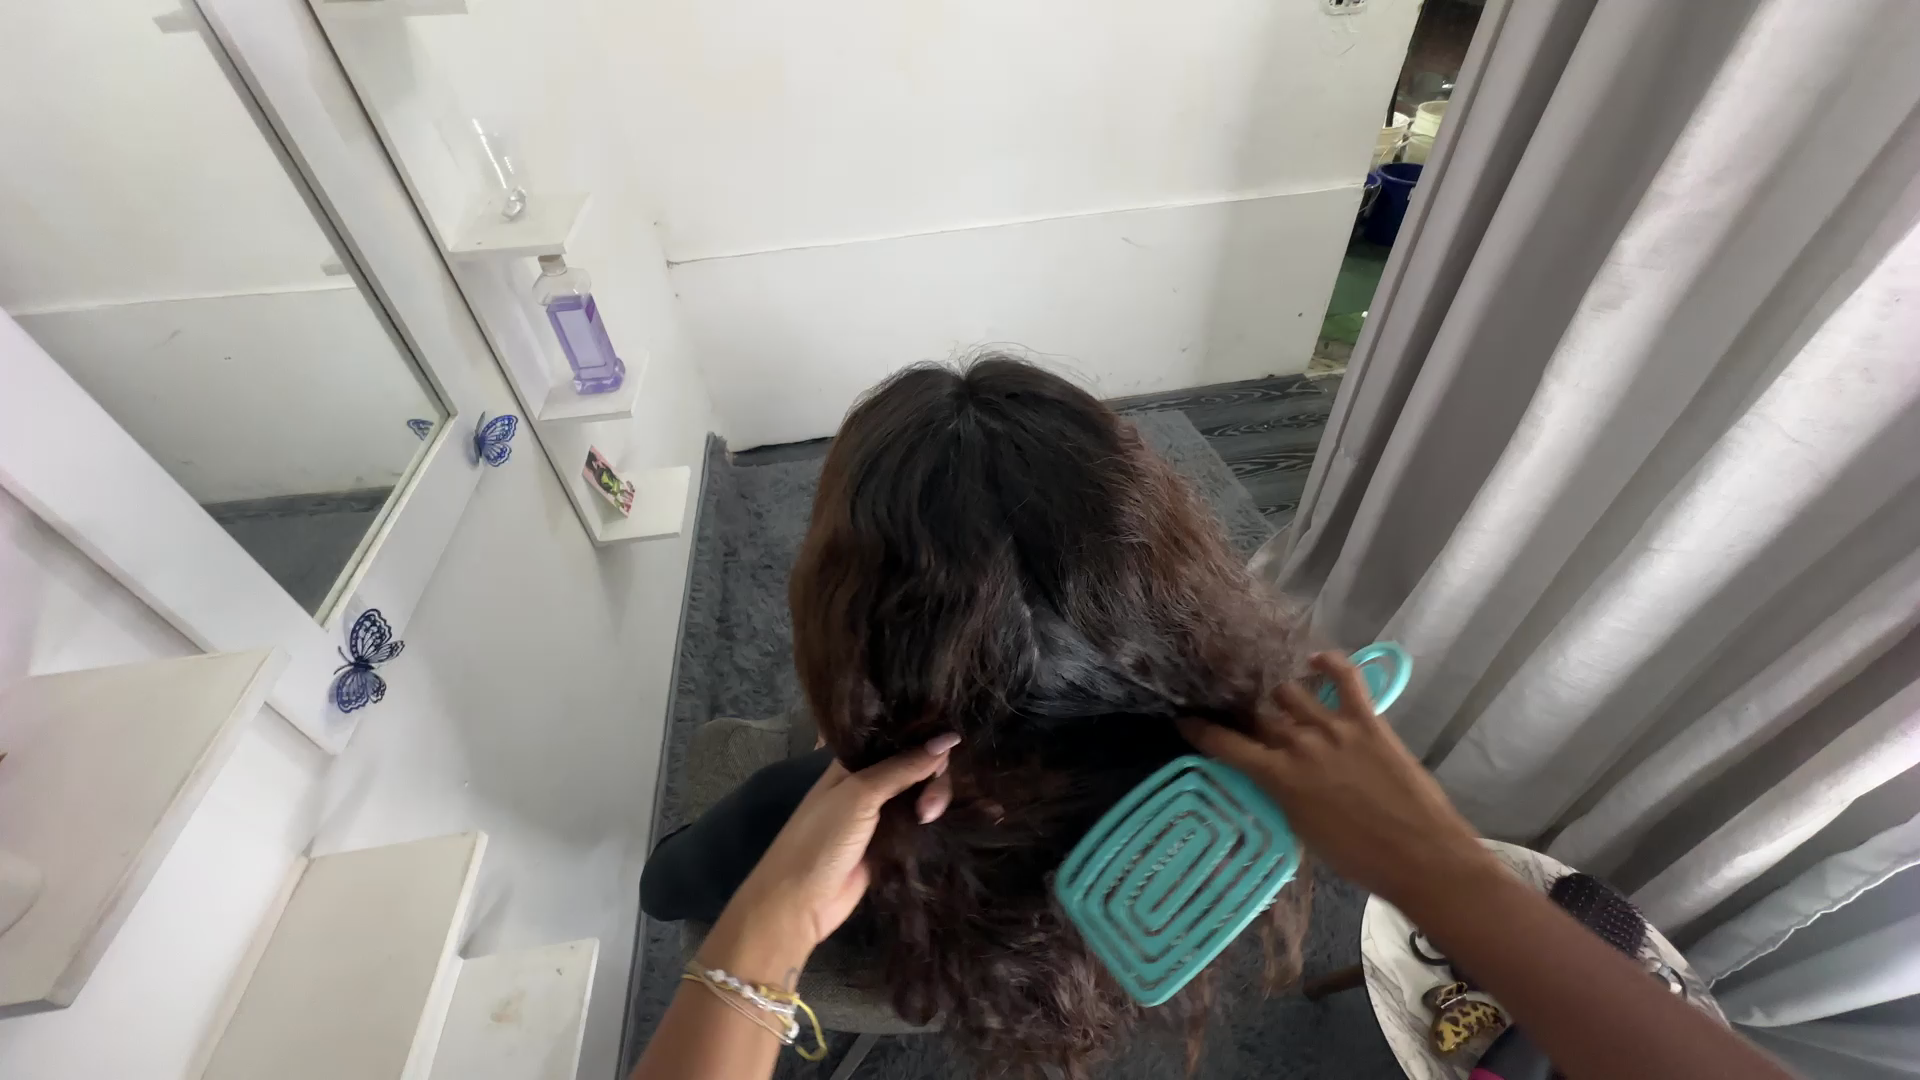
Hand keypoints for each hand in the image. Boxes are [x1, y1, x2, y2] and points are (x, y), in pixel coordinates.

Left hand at [697, 734, 959, 984]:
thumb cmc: (821, 840)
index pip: (896, 738)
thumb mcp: (860, 794)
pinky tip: (936, 821)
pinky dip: (929, 819)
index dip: (923, 739)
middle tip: (931, 804)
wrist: (798, 904)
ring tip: (928, 818)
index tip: (948, 748)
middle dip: (931, 776)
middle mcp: (866, 782)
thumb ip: (903, 767)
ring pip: (918, 793)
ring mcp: (878, 813)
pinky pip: (916, 821)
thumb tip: (950, 738)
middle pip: (914, 765)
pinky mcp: (888, 842)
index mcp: (852, 762)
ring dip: (932, 798)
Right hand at [1178, 651, 1498, 908]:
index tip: (1185, 720)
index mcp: (1277, 776)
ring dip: (1278, 692)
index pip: (1224, 743)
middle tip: (1231, 705)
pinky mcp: (1366, 720)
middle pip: (1255, 713)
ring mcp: (1333, 727)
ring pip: (1289, 691)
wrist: (1423, 859)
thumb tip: (1266, 772)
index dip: (1199, 729)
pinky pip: (1345, 678)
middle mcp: (1298, 743)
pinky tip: (1314, 660)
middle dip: (1237, 708)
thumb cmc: (1358, 857)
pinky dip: (1328, 663)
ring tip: (1273, 691)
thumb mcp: (1299, 829)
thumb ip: (1277, 792)